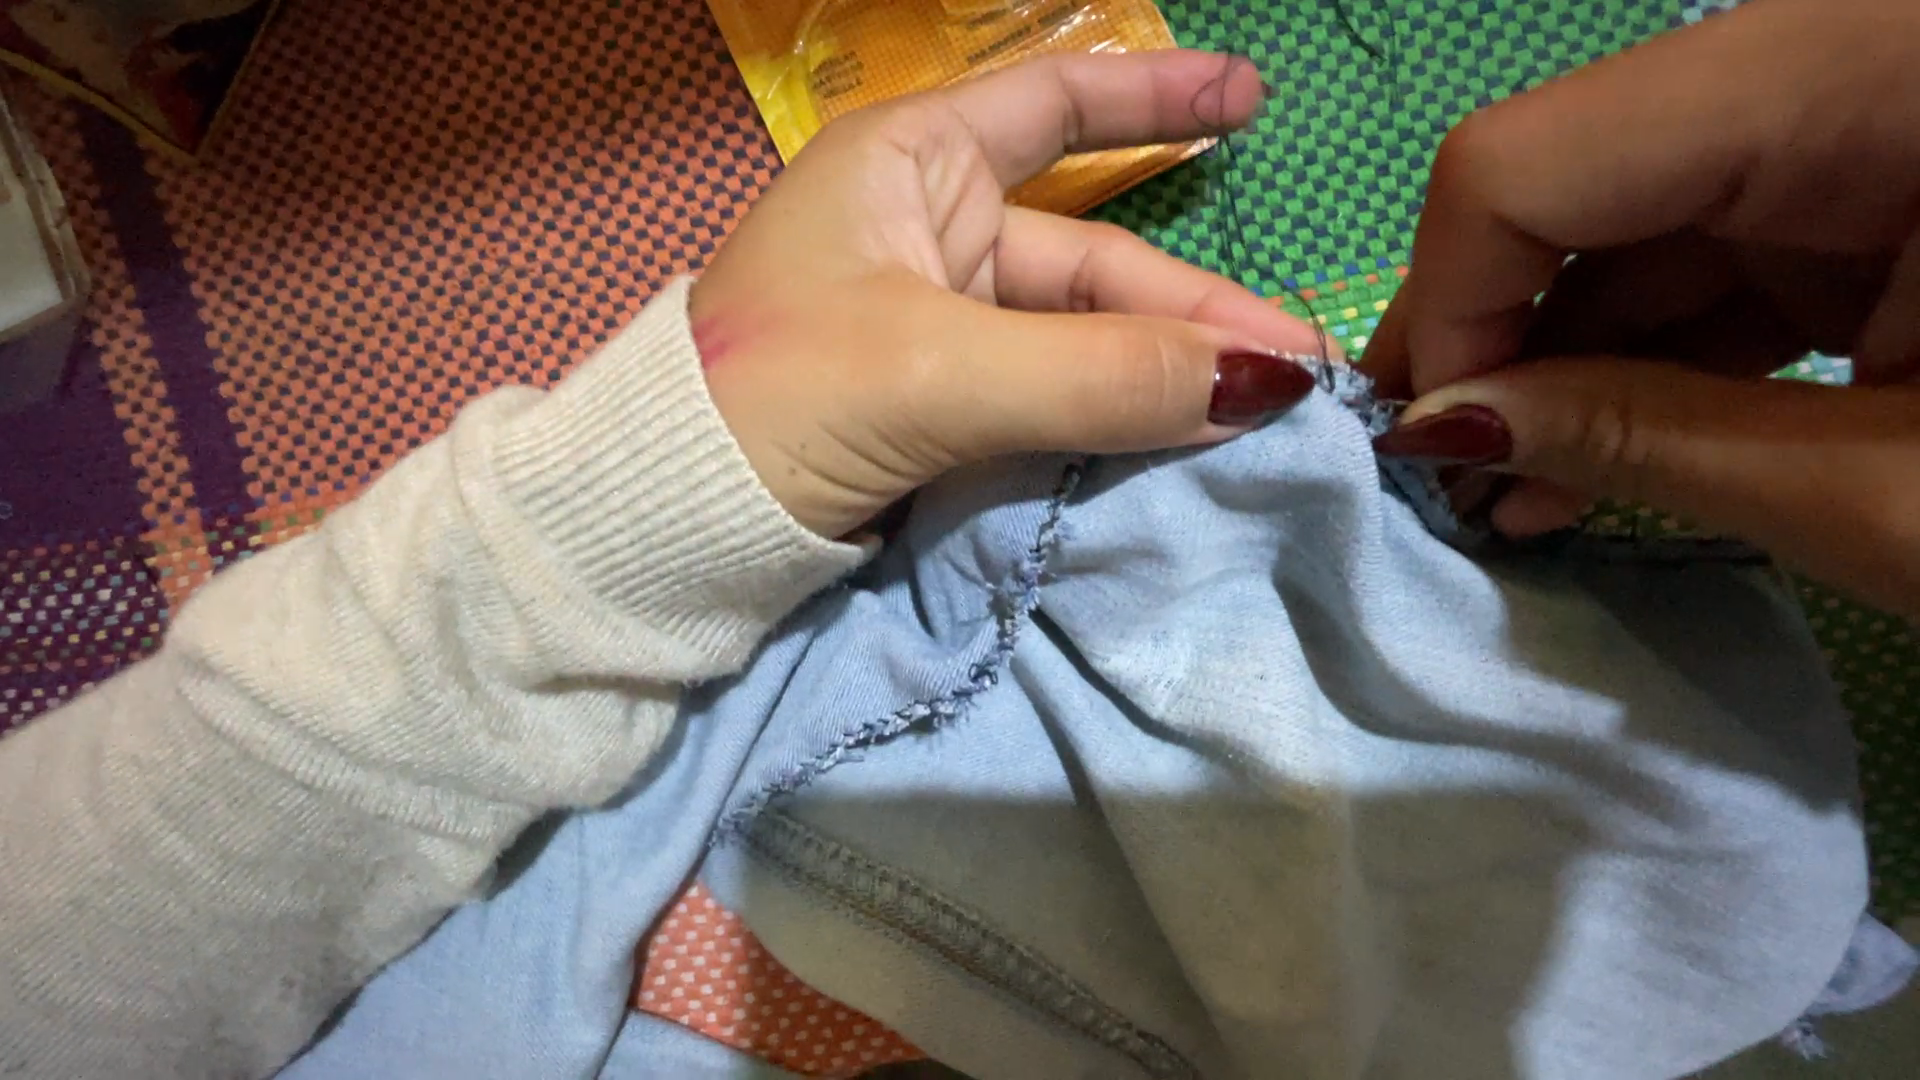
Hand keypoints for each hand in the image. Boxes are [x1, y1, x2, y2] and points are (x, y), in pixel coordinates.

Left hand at [690, 51, 1321, 538]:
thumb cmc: (773, 404)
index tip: (1253, 100)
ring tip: (1263, 412)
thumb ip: (1098, 374)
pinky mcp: (939, 408)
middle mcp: (930, 236)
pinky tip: (1179, 435)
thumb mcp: (936, 375)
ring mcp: (939, 329)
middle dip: (1193, 314)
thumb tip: (1262, 382)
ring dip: (1164, 377)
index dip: (1157, 99)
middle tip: (1298, 375)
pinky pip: (1048, 399)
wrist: (669, 518)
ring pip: (1079, 342)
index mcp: (910, 169)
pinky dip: (1110, 420)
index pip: (1055, 108)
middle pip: (1093, 264)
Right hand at [1362, 0, 1919, 616]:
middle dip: (1486, 347)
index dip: (1447, 300)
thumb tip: (1434, 433)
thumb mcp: (1907, 495)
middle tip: (1446, 473)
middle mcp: (1872, 49)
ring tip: (1521, 497)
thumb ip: (1633, 439)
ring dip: (1552, 376)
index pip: (1527, 158)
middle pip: (1566, 190)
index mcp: (1896, 66)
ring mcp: (1881, 110)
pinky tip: (1597, 461)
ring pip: (1620, 238)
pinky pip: (1700, 265)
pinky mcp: (1893, 177)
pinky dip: (1635, 370)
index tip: (1435, 433)